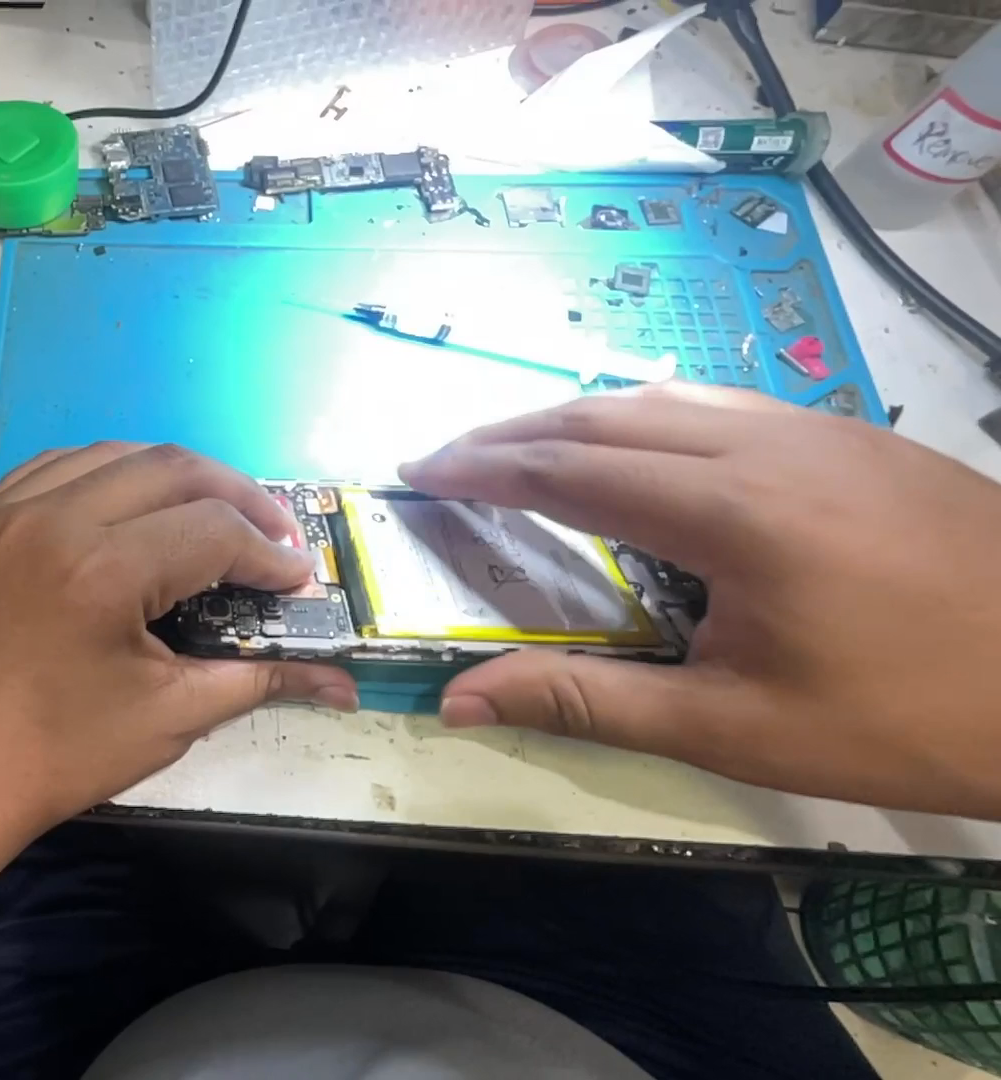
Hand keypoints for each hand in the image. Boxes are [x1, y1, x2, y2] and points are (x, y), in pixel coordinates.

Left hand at [0, 443, 358, 862]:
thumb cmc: (53, 758)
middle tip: (270, 534)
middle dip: (236, 494)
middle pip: (169, 466)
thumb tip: (340, 681)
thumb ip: (257, 680)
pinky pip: (51, 469)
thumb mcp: (167, 719)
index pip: (212, 529)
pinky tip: (123, 508)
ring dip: (169, 476)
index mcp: (101, 568)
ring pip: (109, 455)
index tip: (296, 577)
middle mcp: (50, 518)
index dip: (268, 552)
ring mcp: (4, 512)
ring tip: (206, 515)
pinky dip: (103, 477)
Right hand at [400, 383, 1000, 818]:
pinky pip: (708, 402)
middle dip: (504, 435)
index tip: (416, 472)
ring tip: (510, 450)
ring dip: (564, 419)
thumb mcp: (732, 727)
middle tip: (442, 460)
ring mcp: (816, 430)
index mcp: (730, 511)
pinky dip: (631, 416)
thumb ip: (582, 700)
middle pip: (596, 417)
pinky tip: (621, 446)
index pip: (566, 468)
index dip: (479, 467)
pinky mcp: (850, 436)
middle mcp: (765, 446)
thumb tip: (456, 702)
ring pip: (652, 398)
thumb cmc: (912, 716)